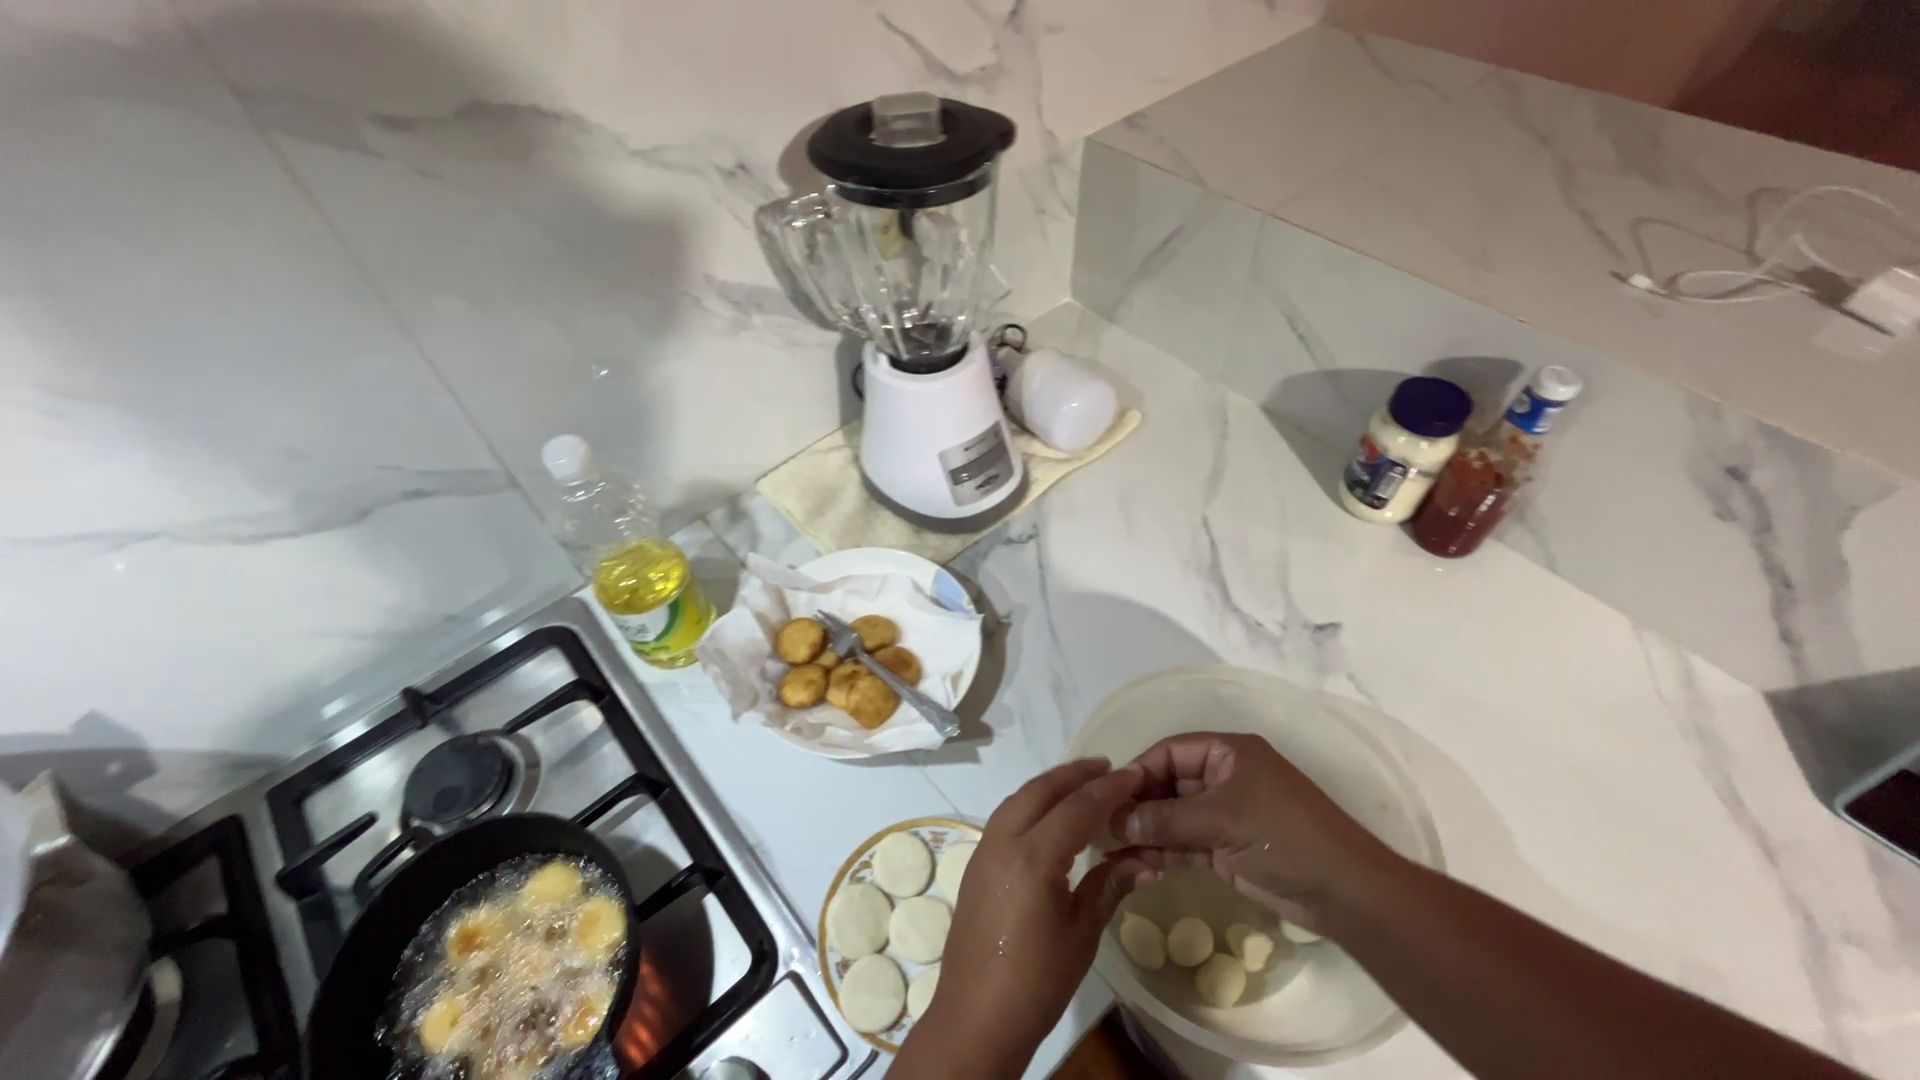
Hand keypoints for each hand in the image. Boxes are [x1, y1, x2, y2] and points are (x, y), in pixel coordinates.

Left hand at [895, 758, 1145, 1077]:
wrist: (976, 1017)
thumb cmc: (1036, 981)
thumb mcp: (1082, 933)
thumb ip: (1110, 885)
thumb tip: (1146, 859)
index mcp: (1032, 858)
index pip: (1077, 807)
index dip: (1109, 788)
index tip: (1135, 774)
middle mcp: (1002, 843)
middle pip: (1040, 791)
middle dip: (1074, 774)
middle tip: (1108, 768)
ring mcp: (983, 852)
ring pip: (1017, 800)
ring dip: (1049, 786)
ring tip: (1082, 784)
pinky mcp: (975, 866)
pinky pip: (1005, 818)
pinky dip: (1031, 804)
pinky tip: (1051, 817)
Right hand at [1111, 732, 1397, 929]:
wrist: (1343, 892)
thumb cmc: (1285, 837)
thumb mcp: (1222, 820)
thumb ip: (1165, 818)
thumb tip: (1115, 821)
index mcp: (1229, 753)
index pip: (1171, 750)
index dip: (1139, 770)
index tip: (1108, 795)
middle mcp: (1225, 778)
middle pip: (1169, 783)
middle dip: (1138, 805)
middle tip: (1103, 827)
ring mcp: (1226, 815)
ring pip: (1174, 817)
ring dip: (1146, 832)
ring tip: (1112, 850)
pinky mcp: (1227, 848)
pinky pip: (1185, 843)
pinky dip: (1163, 852)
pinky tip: (1137, 864)